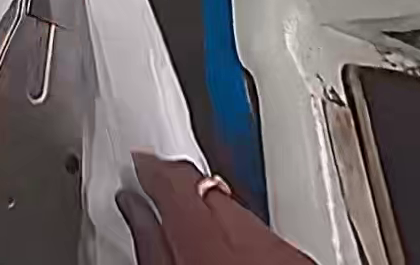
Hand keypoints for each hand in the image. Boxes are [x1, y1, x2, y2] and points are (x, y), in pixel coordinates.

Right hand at [116, 153, 314, 264]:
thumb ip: (152, 249)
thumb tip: (135, 210)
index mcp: (211, 252)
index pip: (177, 183)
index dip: (152, 168)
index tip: (139, 164)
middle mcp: (253, 245)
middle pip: (207, 190)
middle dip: (179, 186)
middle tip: (153, 189)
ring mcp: (284, 256)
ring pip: (234, 208)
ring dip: (208, 210)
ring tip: (184, 226)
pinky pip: (260, 233)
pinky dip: (236, 232)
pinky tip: (221, 251)